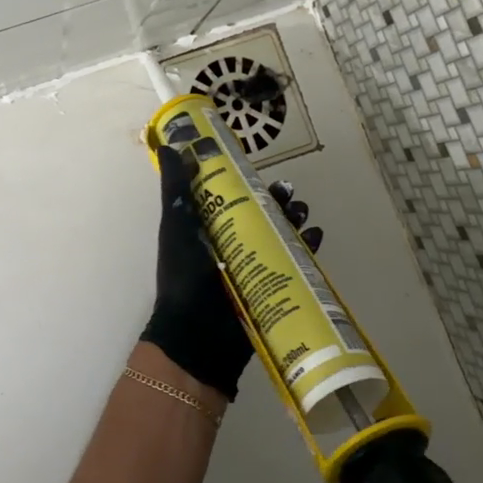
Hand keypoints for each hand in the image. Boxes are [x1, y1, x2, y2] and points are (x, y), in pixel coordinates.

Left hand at [140, 144, 320, 400]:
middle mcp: (230, 246)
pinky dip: (306, 248)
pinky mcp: (270, 288)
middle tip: (289, 192)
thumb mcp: (175, 227)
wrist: (197, 337)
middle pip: (259, 215)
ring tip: (303, 212)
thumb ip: (175, 190)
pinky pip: (293, 263)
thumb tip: (167, 145)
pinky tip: (315, 236)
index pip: (229, 198)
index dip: (245, 183)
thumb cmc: (183, 277)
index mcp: (205, 230)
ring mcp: (252, 268)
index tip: (258, 169)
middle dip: (277, 202)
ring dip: (294, 221)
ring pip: (278, 236)